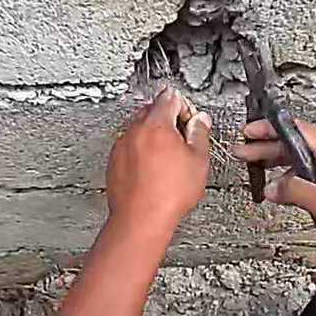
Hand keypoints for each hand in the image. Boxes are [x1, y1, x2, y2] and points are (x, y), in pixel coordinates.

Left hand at [105, 86, 212, 237]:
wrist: (141, 218)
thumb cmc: (168, 193)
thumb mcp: (198, 160)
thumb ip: (200, 133)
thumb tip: (200, 120)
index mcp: (157, 124)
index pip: (170, 97)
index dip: (185, 107)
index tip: (190, 122)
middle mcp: (135, 130)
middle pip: (153, 111)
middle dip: (170, 121)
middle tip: (183, 141)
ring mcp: (122, 145)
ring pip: (141, 129)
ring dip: (155, 137)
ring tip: (169, 160)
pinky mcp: (115, 160)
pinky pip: (131, 146)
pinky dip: (142, 152)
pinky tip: (154, 171)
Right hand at [234, 119, 315, 260]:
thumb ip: (293, 192)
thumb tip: (272, 188)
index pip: (296, 130)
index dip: (270, 129)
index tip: (249, 130)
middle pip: (294, 146)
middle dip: (266, 148)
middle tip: (243, 150)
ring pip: (298, 163)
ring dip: (276, 166)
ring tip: (253, 168)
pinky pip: (306, 180)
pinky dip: (289, 183)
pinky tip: (277, 190)